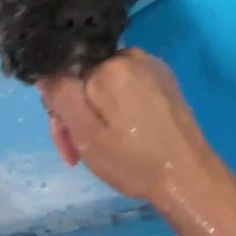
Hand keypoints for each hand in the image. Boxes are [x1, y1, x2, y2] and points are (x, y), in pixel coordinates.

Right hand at [38, 50, 222, 207]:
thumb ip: (61, 96)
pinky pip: (126, 89)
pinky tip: (121, 137)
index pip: (63, 72)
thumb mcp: (85, 133)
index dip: (57, 104)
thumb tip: (44, 72)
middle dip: (76, 114)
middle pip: (85, 79)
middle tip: (76, 153)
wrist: (191, 180)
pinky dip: (116, 111)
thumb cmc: (133, 161)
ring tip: (98, 150)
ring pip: (105, 87)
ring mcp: (152, 68)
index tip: (64, 136)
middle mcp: (131, 56)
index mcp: (109, 64)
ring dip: (95, 115)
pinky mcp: (165, 83)